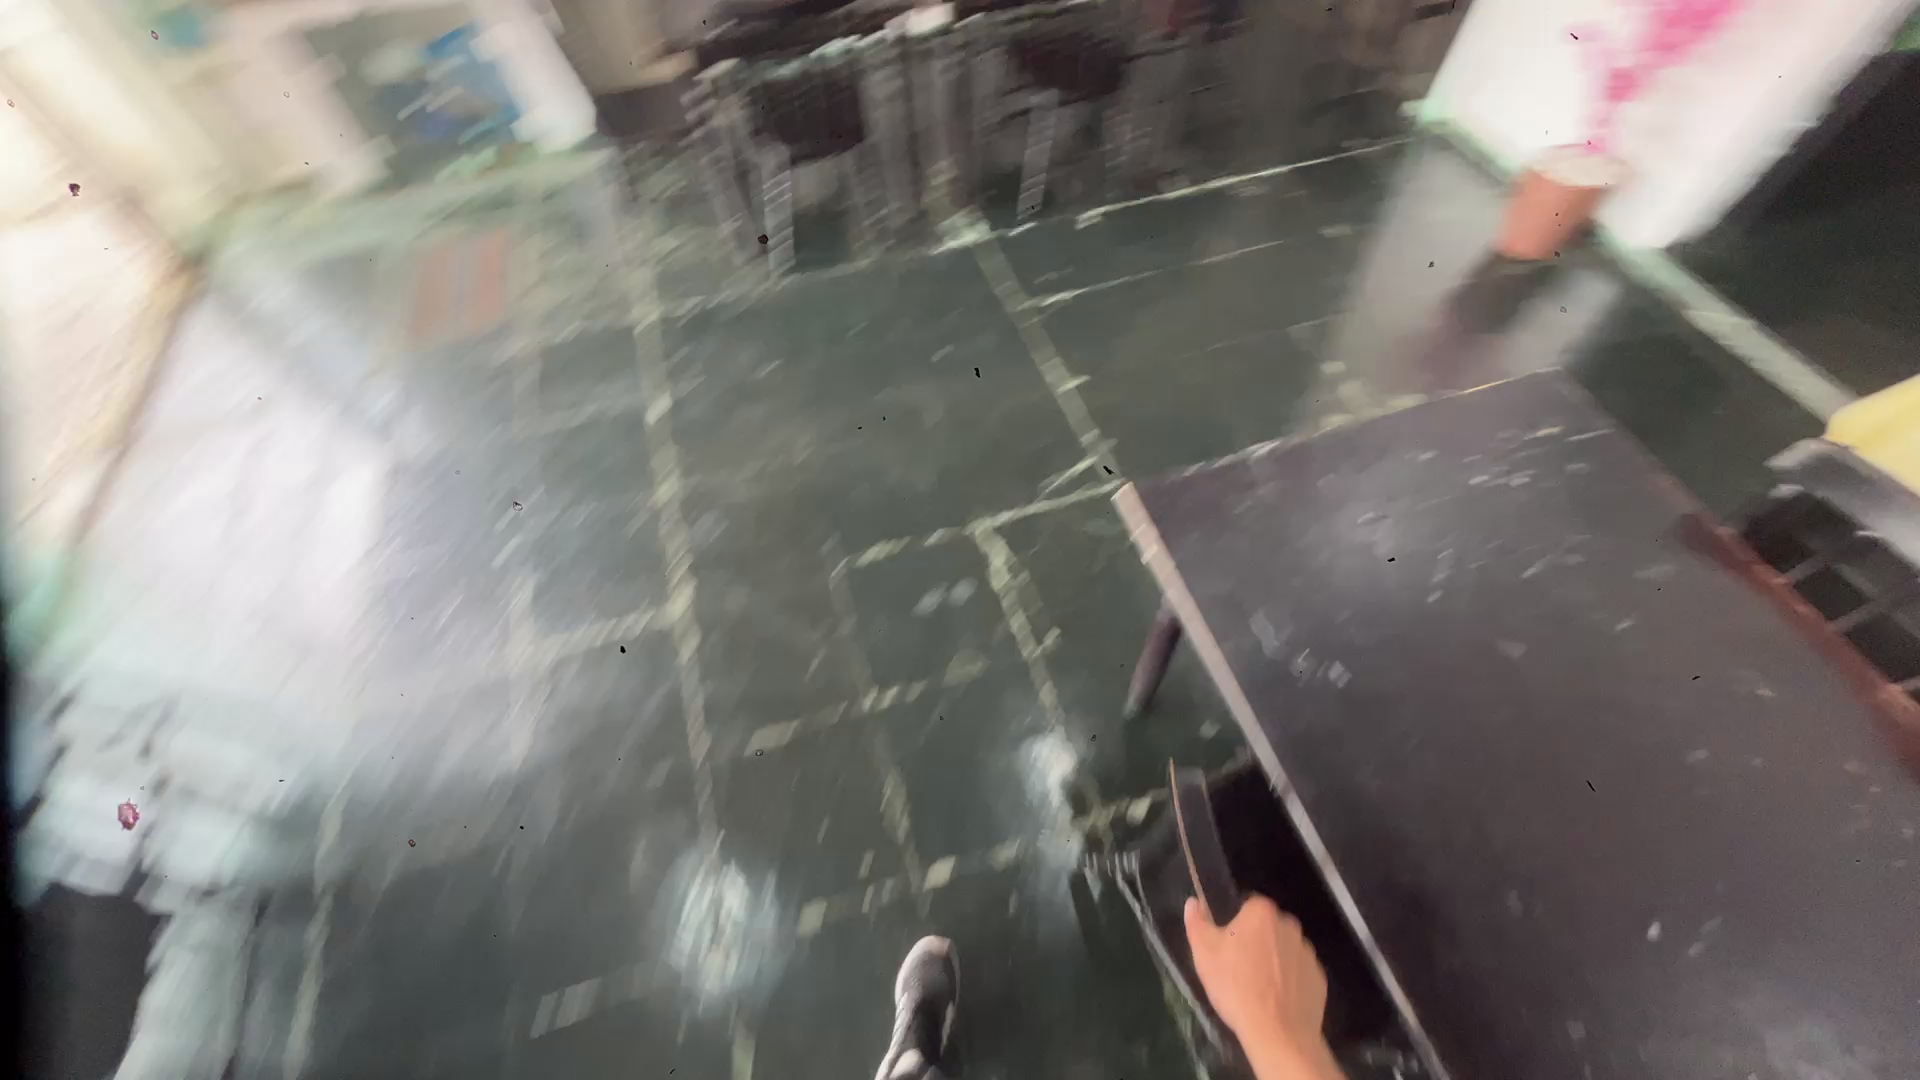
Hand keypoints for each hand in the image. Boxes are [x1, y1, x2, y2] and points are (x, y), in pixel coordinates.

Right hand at [1185, 894, 1337, 1077]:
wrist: (1277, 1034)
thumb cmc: (1235, 985)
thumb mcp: (1203, 952)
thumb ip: (1196, 921)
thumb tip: (1193, 903)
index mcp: (1261, 912)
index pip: (1247, 906)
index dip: (1235, 924)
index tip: (1227, 945)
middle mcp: (1289, 926)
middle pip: (1267, 927)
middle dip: (1255, 940)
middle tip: (1239, 966)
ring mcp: (1308, 954)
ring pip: (1284, 950)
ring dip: (1273, 961)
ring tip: (1258, 988)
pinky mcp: (1320, 980)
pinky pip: (1299, 974)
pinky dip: (1289, 982)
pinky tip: (1276, 1000)